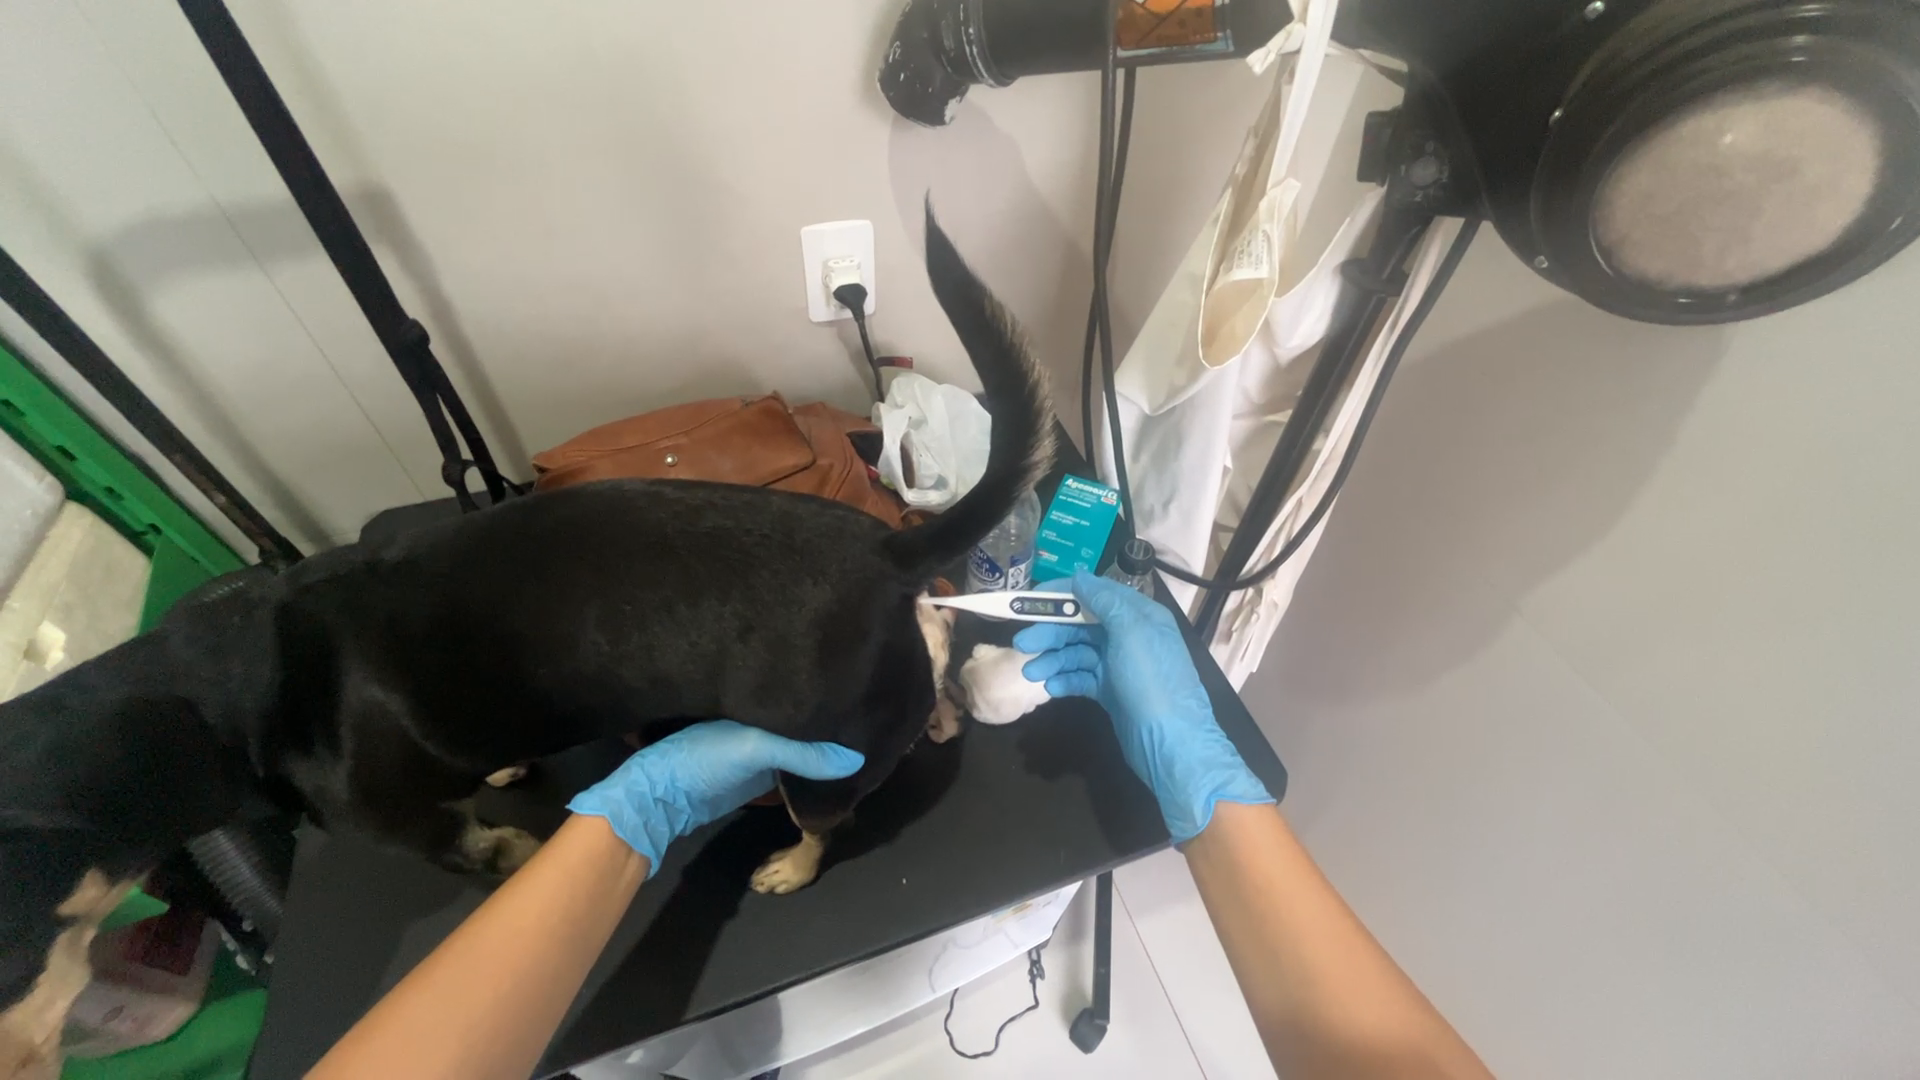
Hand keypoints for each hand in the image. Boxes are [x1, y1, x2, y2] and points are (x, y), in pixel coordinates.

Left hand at [566, 721, 863, 874]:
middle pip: (806, 719)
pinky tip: (836, 768)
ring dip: (824, 747)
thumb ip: (804, 753)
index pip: (804, 691)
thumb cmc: (704, 759)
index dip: (831, 694)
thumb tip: (857, 760)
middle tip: (871, 721)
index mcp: (759, 698)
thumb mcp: (757, 748)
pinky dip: (811, 769)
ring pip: (802, 744)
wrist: (661, 803)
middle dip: (831, 721)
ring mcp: (762, 748)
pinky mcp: (760, 774)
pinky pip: (794, 768)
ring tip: (864, 741)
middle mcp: (764, 718)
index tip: (866, 694)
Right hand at [1014, 572, 1270, 842]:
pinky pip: (1081, 678)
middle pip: (1080, 625)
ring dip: (1052, 659)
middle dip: (1050, 633)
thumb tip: (1079, 576)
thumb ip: (1104, 601)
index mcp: (1138, 615)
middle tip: (1021, 644)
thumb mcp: (1131, 632)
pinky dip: (1064, 680)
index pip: (1094, 593)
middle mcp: (1128, 636)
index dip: (1062, 595)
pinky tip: (1049, 687)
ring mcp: (1118, 666)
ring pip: (1077, 653)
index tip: (1030, 601)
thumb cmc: (1152, 681)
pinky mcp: (1110, 692)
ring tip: (1030, 673)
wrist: (1172, 744)